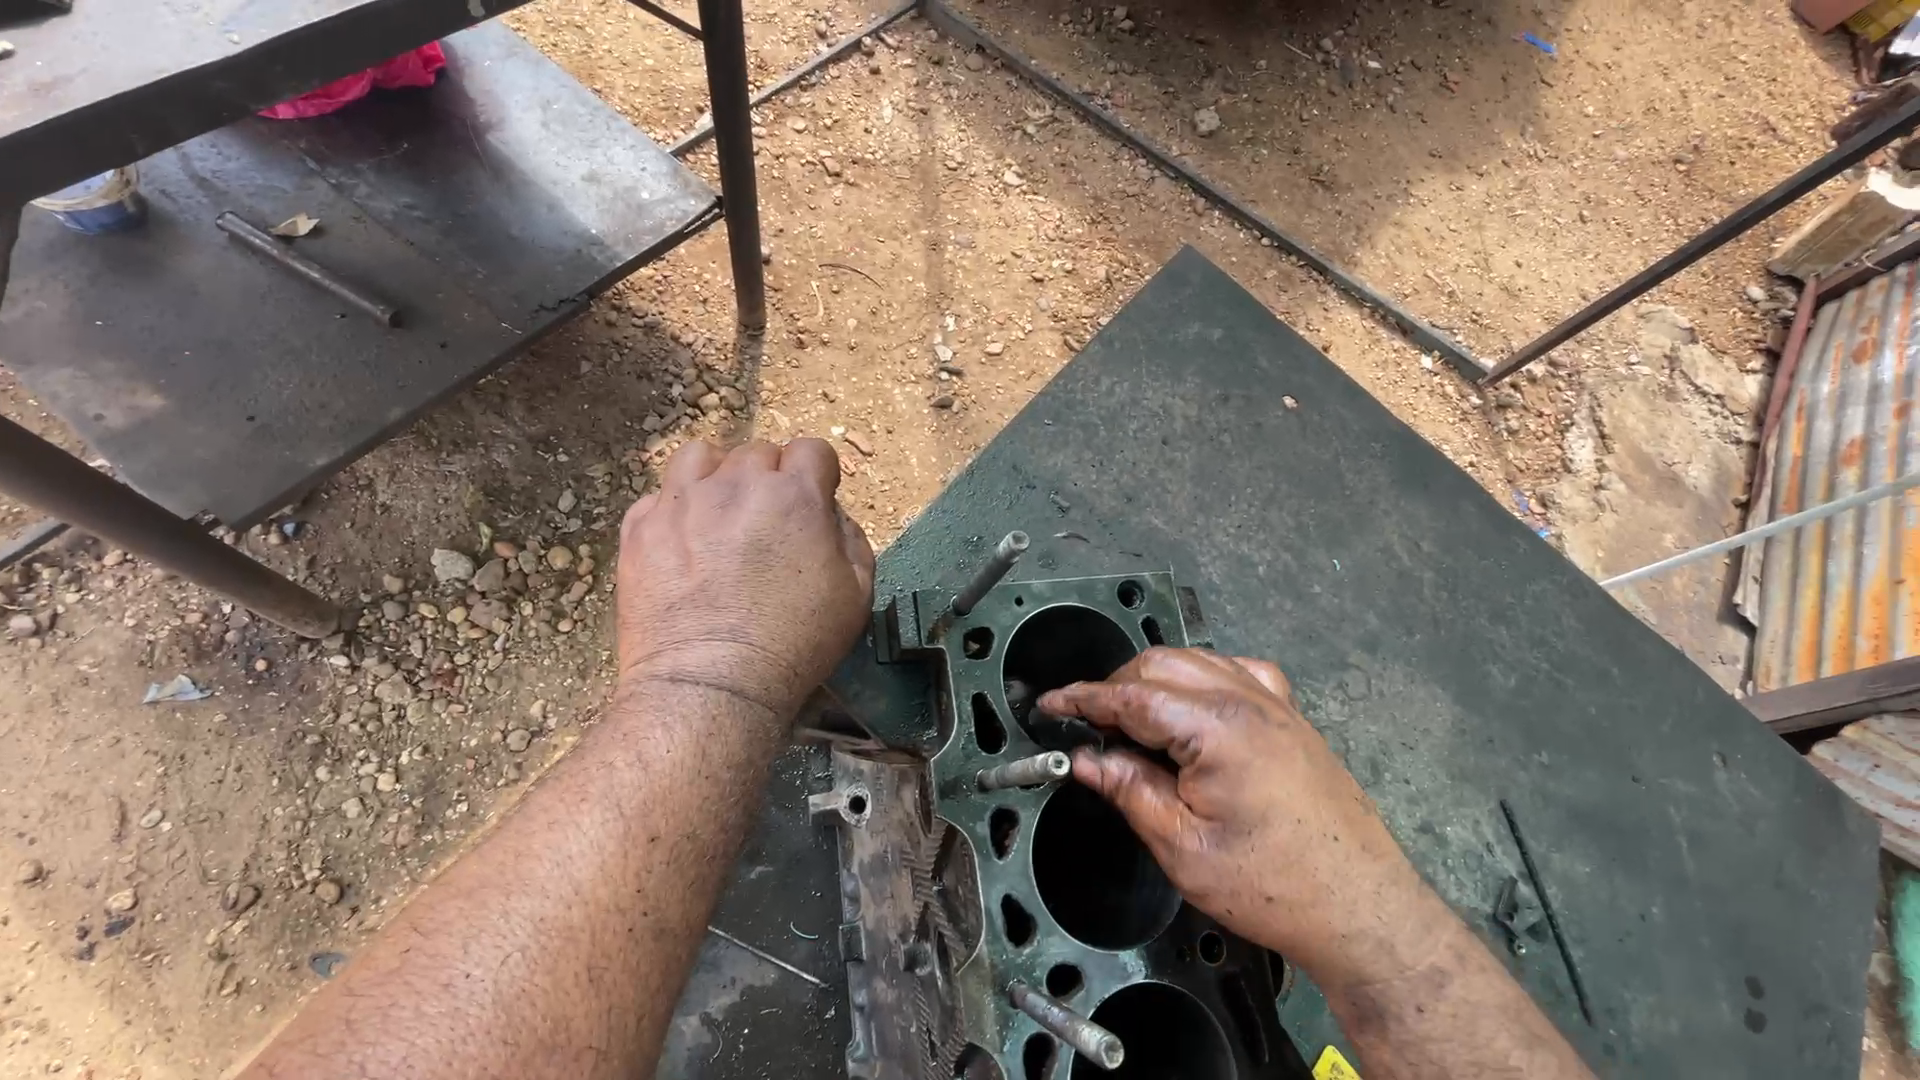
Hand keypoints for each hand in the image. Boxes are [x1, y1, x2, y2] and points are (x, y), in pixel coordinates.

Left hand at [616, 439, 874, 720]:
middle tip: (769, 524)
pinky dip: (675, 509)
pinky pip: (660, 495)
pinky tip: (684, 541)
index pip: (813, 450)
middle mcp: (737, 485)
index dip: (818, 475)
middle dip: (770, 479)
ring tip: (720, 513)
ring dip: (718, 476)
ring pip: (702, 456)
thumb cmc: (794, 645)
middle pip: (758, 453)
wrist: (711, 685)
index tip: (813, 502)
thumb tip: (828, 515)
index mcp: (794, 496)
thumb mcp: (856, 596)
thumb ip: (851, 538)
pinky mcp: (640, 528)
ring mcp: (681, 502)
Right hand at [1038, 648, 1440, 988]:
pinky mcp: (1292, 717)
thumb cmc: (1272, 885)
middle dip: (1116, 688)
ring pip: (1196, 660)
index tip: (1051, 704)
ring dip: (1154, 680)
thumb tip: (1085, 759)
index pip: (1131, 695)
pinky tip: (1193, 705)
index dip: (1083, 698)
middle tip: (1091, 728)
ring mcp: (1275, 703)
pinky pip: (1237, 671)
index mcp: (1215, 727)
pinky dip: (1201, 677)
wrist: (1362, 909)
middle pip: (1160, 665)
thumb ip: (1128, 790)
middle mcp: (1246, 699)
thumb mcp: (1182, 847)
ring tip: (1132, 721)